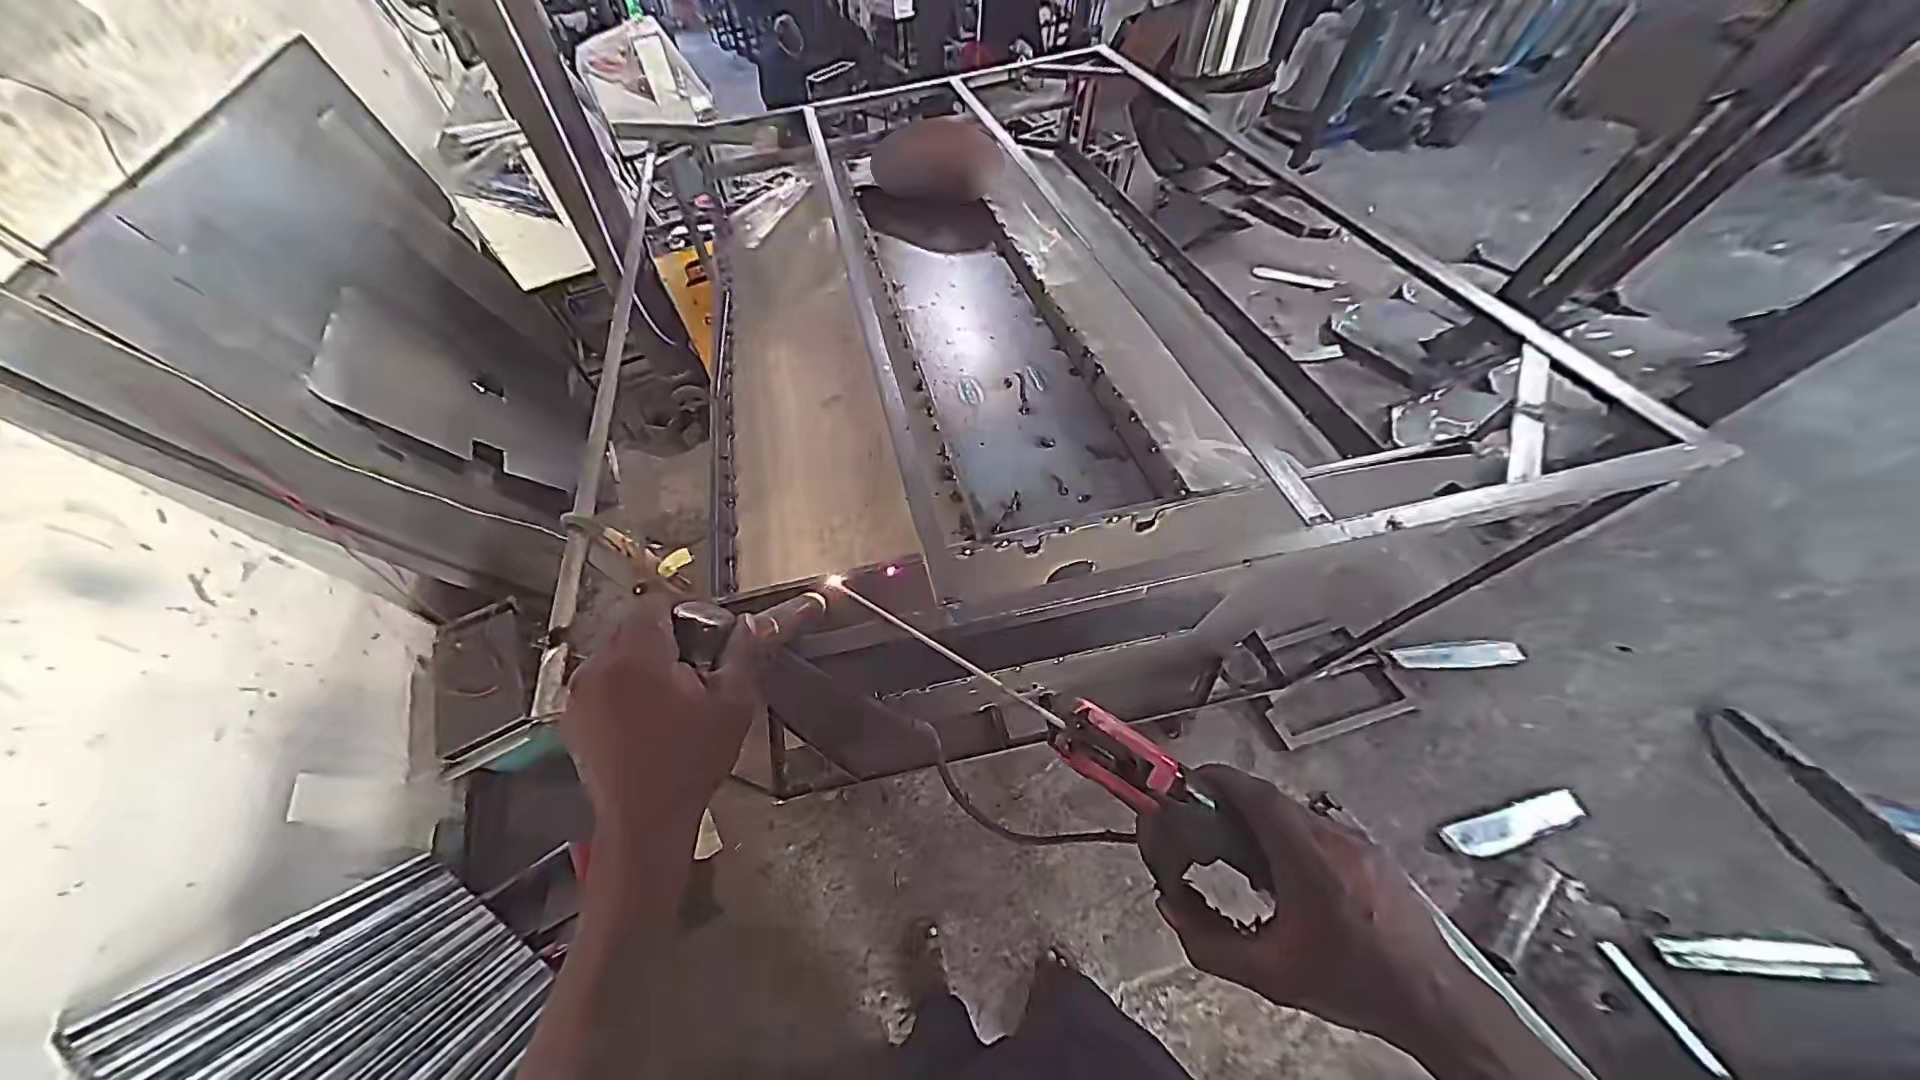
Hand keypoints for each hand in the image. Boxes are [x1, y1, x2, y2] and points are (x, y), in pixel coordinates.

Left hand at [560, 593, 771, 839]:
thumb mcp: (732, 702)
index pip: (657, 603)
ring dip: (648, 661)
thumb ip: (744, 652)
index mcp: (635, 656)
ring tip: (678, 695)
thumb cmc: (691, 762)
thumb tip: (756, 622)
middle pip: (636, 626)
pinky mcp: (573, 719)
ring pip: (619, 653)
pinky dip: (627, 686)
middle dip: (671, 637)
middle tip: (701, 668)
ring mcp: (579, 695)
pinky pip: (604, 681)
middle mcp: (597, 667)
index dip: (690, 612)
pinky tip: (652, 716)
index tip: (711, 637)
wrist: (645, 822)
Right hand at [1142, 766, 1460, 1043]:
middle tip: (1206, 823)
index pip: (1252, 792)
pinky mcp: (1370, 853)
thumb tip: (1173, 909)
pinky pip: (1316, 828)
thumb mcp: (1271, 974)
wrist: (1435, 1004)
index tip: (1191, 783)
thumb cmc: (1359, 985)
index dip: (1215, 780)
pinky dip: (1289, 837)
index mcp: (1307, 857)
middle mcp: (1333, 837)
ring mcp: (1356, 842)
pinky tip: (1284, 876)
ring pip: (1293, 813)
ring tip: (1242, 856)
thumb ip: (1210, 942)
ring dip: (1261, 822)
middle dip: (1231, 804)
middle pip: (1268, 798)